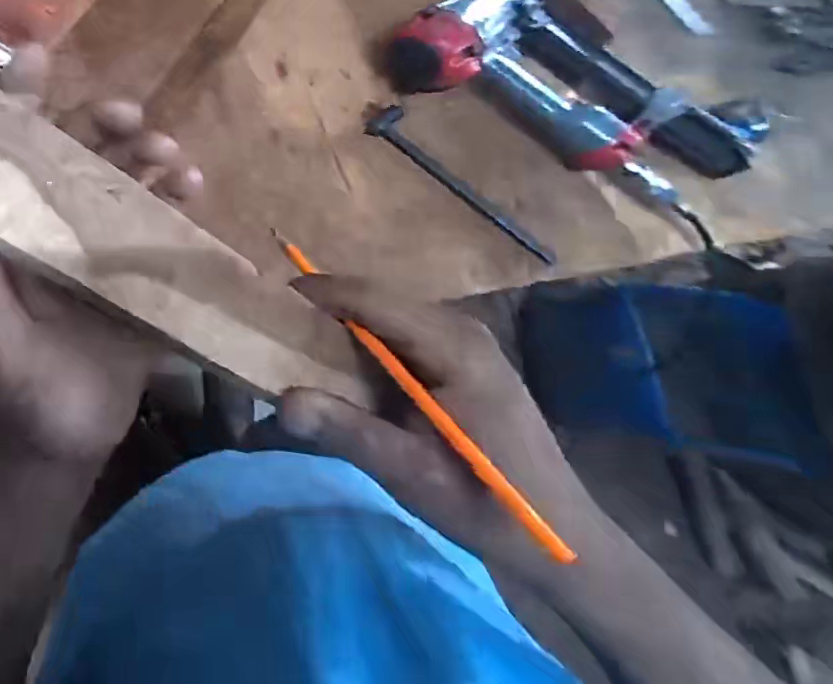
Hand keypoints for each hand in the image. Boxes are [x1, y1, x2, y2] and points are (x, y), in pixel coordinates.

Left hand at [0, 47, 202, 464]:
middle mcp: (54, 217)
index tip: (36, 54)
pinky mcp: (142, 264)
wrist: (68, 437)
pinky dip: (179, 198)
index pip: (10, 147)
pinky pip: (163, 218)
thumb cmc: (18, 386)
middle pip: (79, 149)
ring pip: (126, 175)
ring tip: (172, 159)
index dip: (20, 98)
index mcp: (11, 223)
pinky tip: (194, 191)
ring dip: (149, 155)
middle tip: (131, 118)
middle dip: (105, 123)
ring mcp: (102, 238)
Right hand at [278, 275, 621, 581]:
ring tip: (294, 336)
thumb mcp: (413, 475)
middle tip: (274, 323)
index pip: (372, 298)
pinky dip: (360, 334)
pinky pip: (397, 327)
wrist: (563, 539)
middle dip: (322, 304)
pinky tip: (338, 357)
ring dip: (339, 318)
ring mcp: (462, 337)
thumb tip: (281, 400)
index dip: (318, 293)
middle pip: (375, 296)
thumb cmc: (489, 505)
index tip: (269, 300)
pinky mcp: (459, 353)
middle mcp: (459, 327)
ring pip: (384, 308)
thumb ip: (347, 432)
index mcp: (454, 347)